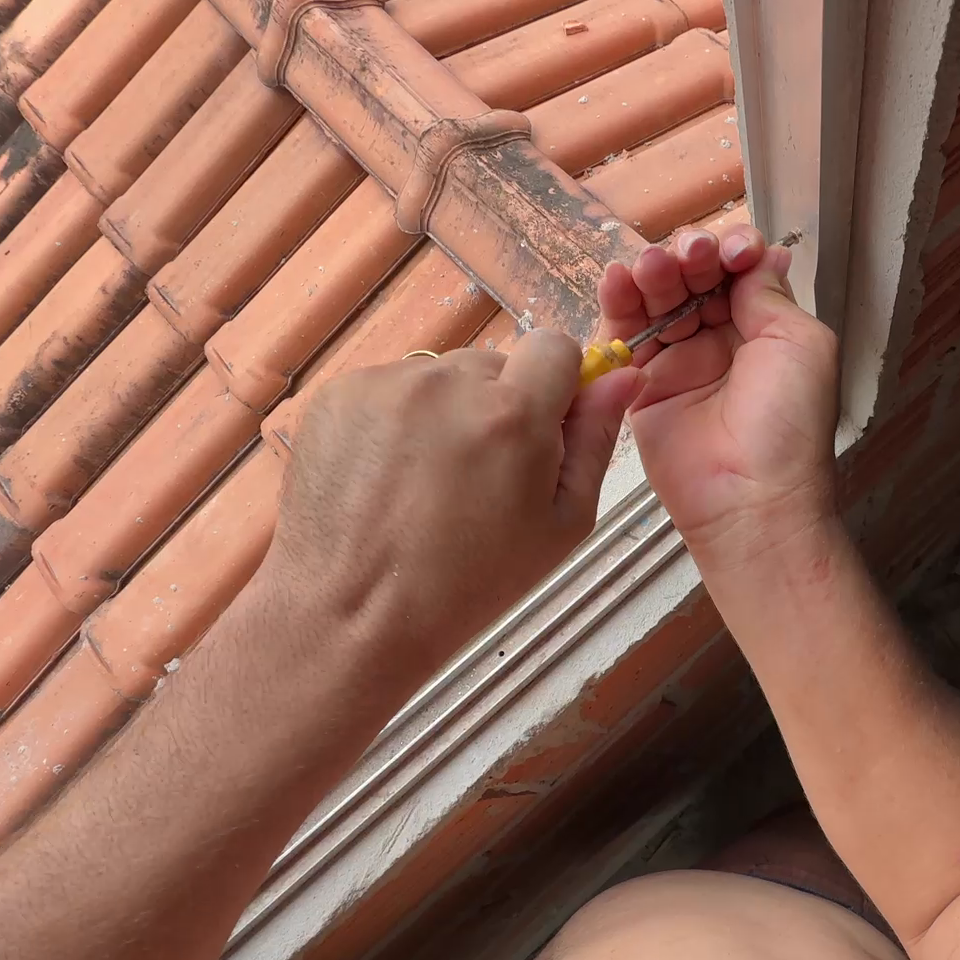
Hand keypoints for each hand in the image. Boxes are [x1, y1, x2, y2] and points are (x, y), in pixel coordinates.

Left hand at [261, 330, 643, 679]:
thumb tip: (623, 376)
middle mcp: (448, 380)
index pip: (556, 346)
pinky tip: (392, 478)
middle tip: (486, 476)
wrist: (354, 612)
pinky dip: (403, 422)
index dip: (560, 385)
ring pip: (445, 377)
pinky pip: (394, 389)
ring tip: (432, 482)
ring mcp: (385, 382)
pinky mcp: (337, 393)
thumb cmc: (476, 581)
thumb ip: (595, 440)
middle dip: (504, 405)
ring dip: (453, 413)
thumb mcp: (564, 523)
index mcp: (513, 413)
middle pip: (499, 365)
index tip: (546, 432)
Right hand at [603, 225, 840, 572]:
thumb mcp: (802, 346)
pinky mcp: (642, 387)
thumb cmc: (788, 427)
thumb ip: (771, 296)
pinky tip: (619, 279)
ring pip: (658, 299)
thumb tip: (759, 256)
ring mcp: (680, 364)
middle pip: (694, 279)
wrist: (750, 499)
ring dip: (653, 272)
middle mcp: (722, 343)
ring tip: (652, 268)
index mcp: (765, 332)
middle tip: (690, 259)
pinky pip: (625, 335)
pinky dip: (618, 302)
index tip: (733, 251)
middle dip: (690, 257)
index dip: (731, 251)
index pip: (738, 273)